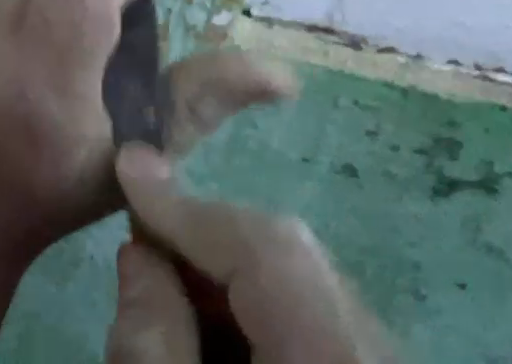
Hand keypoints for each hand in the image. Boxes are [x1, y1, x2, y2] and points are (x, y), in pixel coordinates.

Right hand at [106, 145, 396, 363]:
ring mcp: (385, 357)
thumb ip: (150, 334)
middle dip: (205, 235)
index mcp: (330, 357)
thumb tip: (139, 254)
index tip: (125, 166)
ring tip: (172, 293)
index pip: (266, 246)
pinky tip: (218, 333)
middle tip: (142, 246)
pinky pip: (320, 316)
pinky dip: (261, 308)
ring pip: (304, 281)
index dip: (187, 203)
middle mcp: (378, 350)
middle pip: (289, 253)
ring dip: (228, 272)